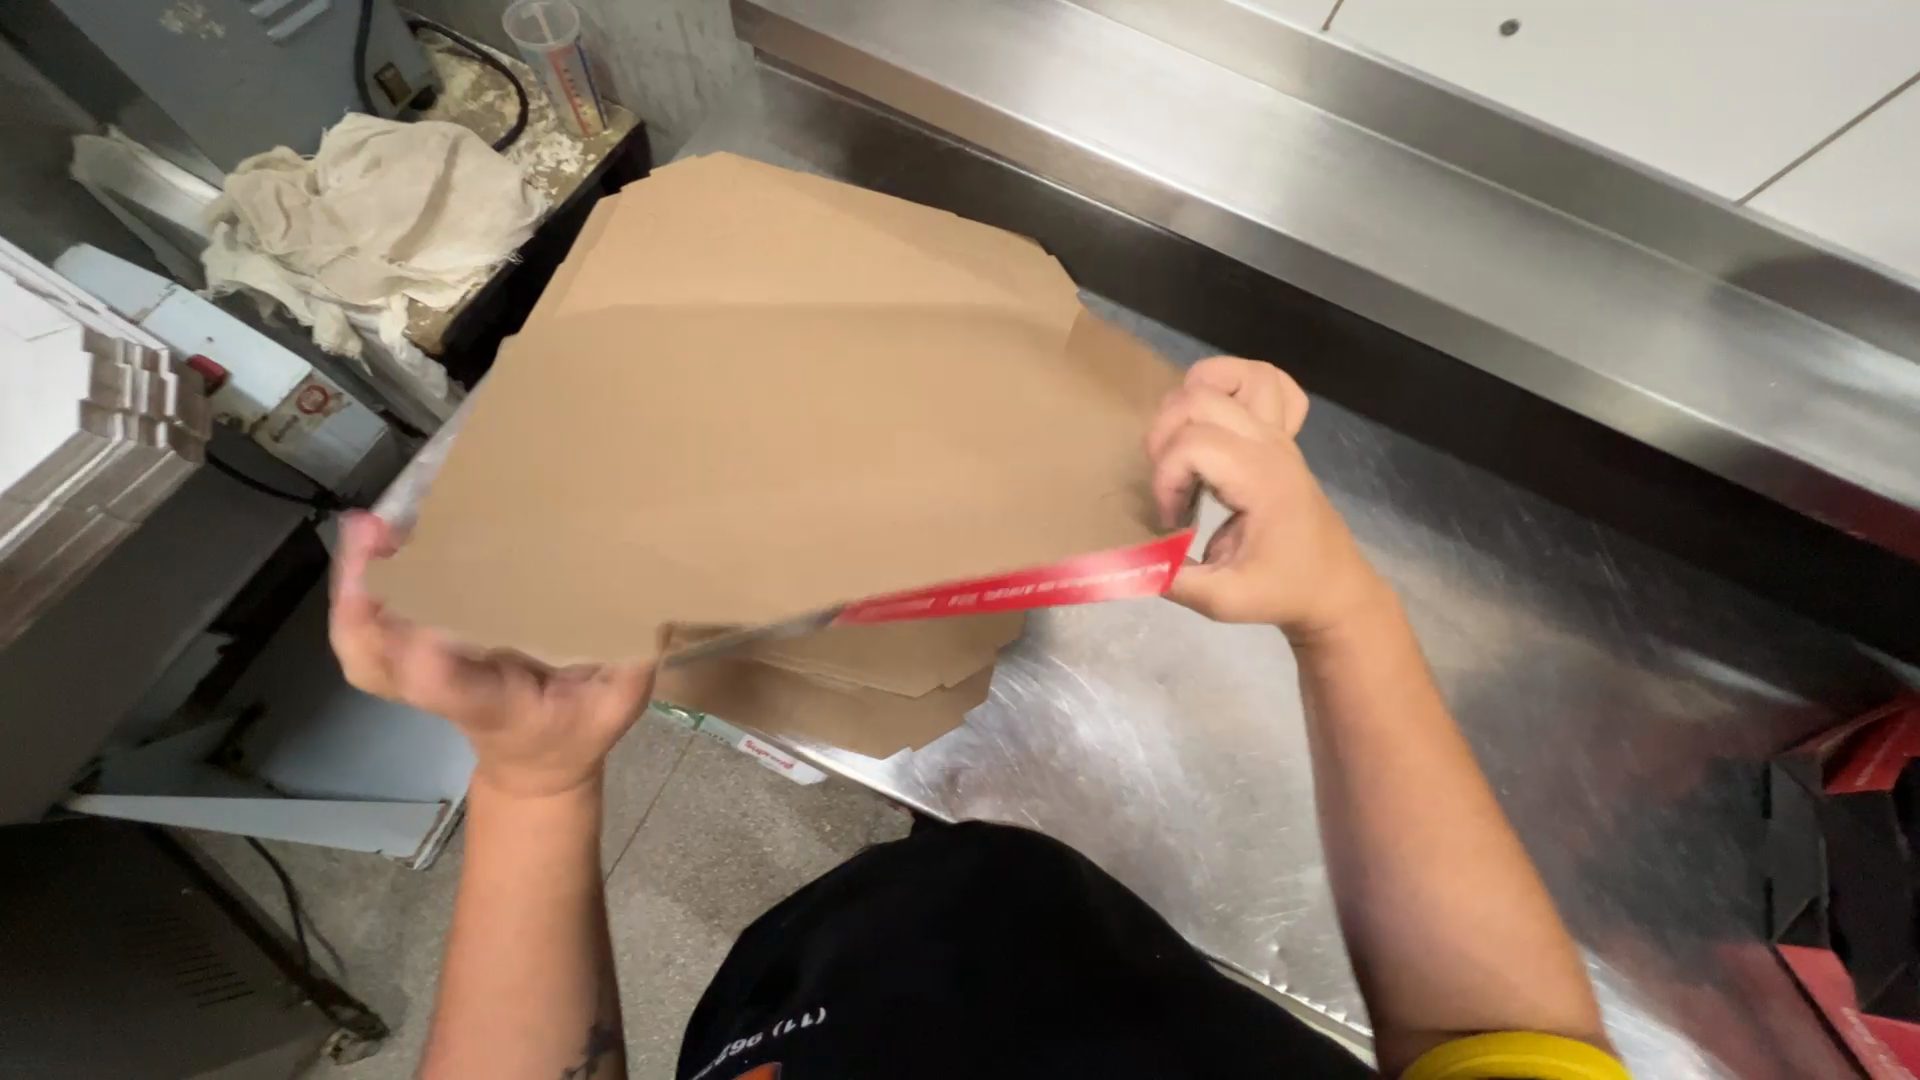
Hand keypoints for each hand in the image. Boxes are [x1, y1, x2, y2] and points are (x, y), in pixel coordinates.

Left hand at [329, 511, 655, 798]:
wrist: (537, 762)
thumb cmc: (579, 729)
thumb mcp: (620, 704)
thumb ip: (631, 662)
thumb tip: (651, 600)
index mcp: (500, 706)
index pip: (460, 693)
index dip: (437, 667)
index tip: (428, 633)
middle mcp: (449, 692)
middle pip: (384, 664)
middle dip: (368, 604)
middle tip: (377, 533)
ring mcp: (423, 680)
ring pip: (365, 647)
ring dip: (357, 587)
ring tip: (367, 529)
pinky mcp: (414, 663)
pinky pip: (369, 633)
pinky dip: (360, 590)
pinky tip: (373, 544)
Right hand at [1146, 357, 1384, 639]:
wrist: (1335, 588)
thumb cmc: (1284, 591)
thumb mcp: (1225, 600)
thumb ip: (1173, 580)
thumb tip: (1126, 563)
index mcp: (1261, 478)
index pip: (1191, 444)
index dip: (1165, 479)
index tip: (1173, 520)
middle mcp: (1269, 443)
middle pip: (1198, 399)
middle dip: (1164, 438)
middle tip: (1168, 483)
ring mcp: (1278, 433)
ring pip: (1229, 376)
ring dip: (1190, 402)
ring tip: (1182, 447)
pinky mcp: (1280, 434)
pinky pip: (1265, 381)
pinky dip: (1236, 384)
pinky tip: (1220, 414)